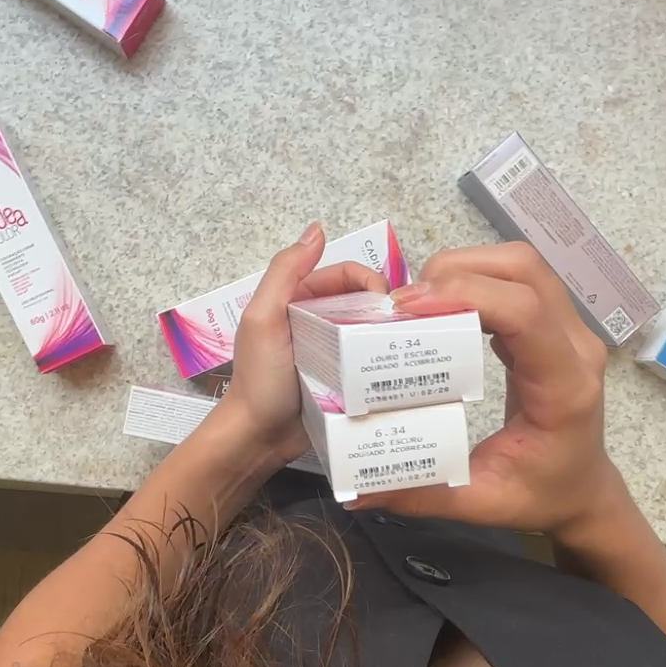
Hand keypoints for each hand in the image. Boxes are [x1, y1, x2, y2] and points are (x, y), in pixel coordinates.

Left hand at [214, 222, 390, 467]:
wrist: (258, 437)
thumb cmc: (260, 379)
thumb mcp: (264, 319)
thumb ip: (285, 273)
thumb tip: (317, 230)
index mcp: (299, 299)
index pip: (345, 275)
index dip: (370, 281)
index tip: (387, 306)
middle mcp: (318, 321)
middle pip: (363, 302)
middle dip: (386, 309)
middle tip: (401, 332)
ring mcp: (332, 352)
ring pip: (369, 332)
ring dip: (388, 335)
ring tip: (407, 351)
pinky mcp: (343, 380)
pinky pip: (368, 362)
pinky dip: (383, 361)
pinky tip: (400, 369)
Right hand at [348, 242, 622, 538]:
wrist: (582, 490)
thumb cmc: (539, 495)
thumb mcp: (479, 503)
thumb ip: (420, 493)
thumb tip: (354, 490)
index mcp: (563, 388)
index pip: (525, 313)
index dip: (464, 295)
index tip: (404, 308)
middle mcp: (575, 347)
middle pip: (523, 270)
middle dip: (456, 270)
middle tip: (402, 304)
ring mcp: (569, 330)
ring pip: (521, 266)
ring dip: (464, 268)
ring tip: (416, 301)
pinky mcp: (553, 325)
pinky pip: (518, 281)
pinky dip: (474, 280)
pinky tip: (438, 306)